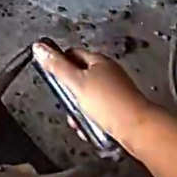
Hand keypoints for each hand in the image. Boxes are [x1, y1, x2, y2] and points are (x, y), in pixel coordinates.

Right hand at [32, 40, 159, 149]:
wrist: (138, 130)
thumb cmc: (109, 104)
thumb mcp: (76, 83)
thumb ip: (57, 66)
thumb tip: (39, 47)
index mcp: (98, 60)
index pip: (72, 54)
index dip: (60, 64)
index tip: (53, 77)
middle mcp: (109, 71)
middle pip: (80, 77)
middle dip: (70, 93)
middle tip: (68, 105)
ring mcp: (116, 90)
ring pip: (89, 96)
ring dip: (80, 110)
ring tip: (80, 122)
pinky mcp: (121, 108)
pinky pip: (100, 110)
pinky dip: (92, 119)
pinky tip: (90, 129)